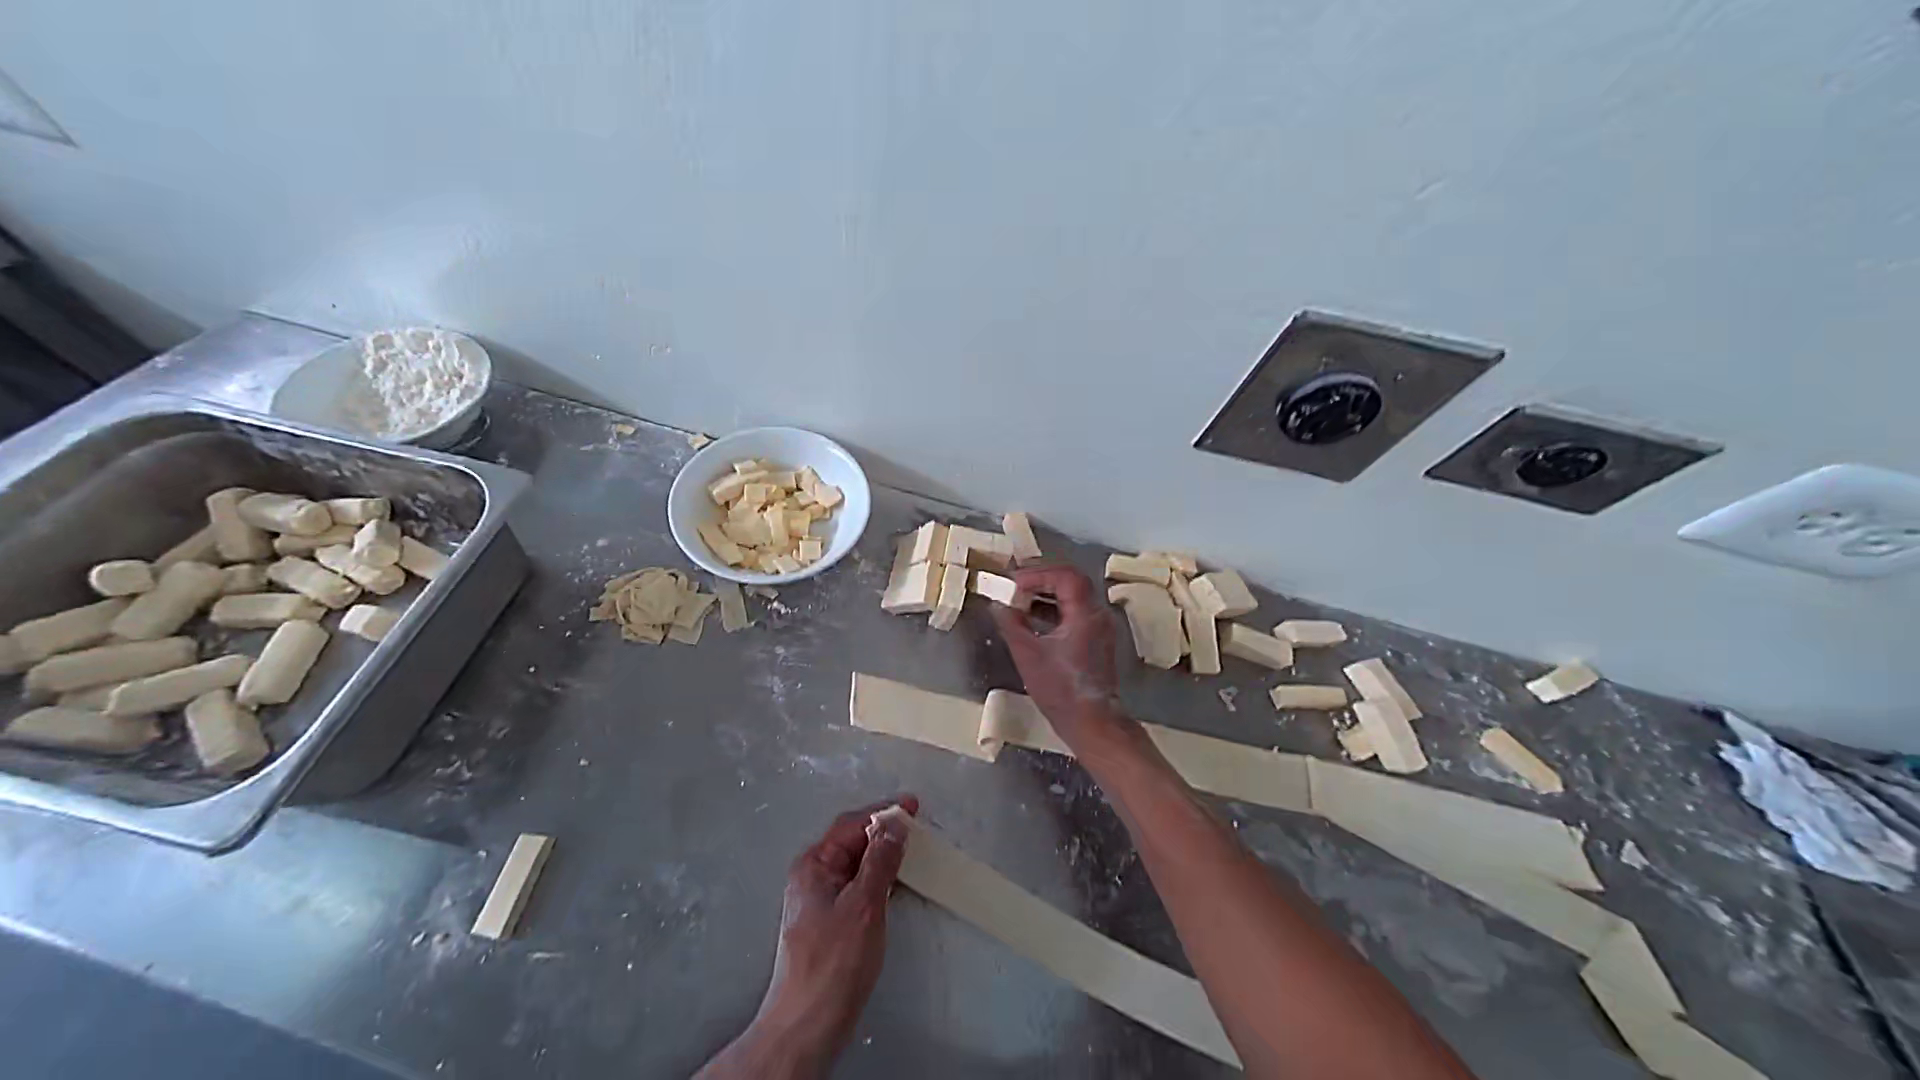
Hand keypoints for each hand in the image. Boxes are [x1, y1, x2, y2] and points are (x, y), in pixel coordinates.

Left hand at [699, 797, 918, 1079]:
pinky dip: (878, 877)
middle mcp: (813, 876)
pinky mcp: (830, 923)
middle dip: (884, 831)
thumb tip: (895, 823)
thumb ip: (880, 860)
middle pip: (852, 842)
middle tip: (917, 826)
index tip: (913, 805)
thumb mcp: (864, 904)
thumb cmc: (834, 961)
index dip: (883, 812)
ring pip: (856, 864)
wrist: (806, 1025)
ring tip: (912, 849)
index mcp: (814, 865)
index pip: (851, 825)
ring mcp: (820, 900)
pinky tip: (896, 882)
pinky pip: (857, 886)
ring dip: (883, 854)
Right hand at [990, 565, 1131, 752]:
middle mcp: (1097, 614)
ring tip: (1018, 598)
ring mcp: (1099, 626)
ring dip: (1046, 593)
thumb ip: (1011, 624)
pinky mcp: (1095, 638)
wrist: (1091, 722)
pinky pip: (1074, 612)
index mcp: (1085, 614)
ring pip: (1073, 595)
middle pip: (1071, 580)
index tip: (1013, 582)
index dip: (1037, 574)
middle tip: (1015, 583)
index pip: (1065, 576)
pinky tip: (1031, 617)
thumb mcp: (1028, 655)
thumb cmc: (1060, 690)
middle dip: (1041, 578)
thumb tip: (998, 605)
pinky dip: (1053, 609)